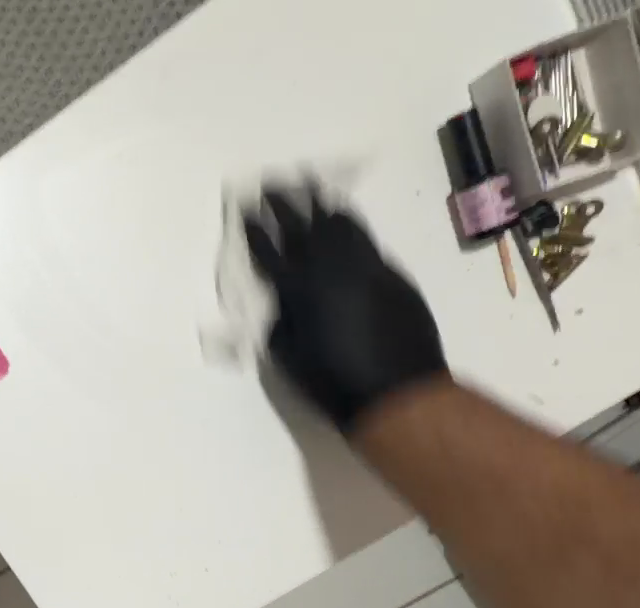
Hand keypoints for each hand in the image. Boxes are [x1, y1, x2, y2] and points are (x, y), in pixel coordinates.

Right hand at [244, 188, 449, 431]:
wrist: (394, 389)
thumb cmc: (329, 379)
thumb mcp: (287, 351)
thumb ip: (281, 317)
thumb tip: (283, 299)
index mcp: (299, 291)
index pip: (270, 251)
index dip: (255, 229)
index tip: (244, 209)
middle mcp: (332, 269)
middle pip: (306, 225)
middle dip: (286, 204)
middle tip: (273, 185)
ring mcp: (366, 266)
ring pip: (342, 224)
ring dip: (322, 205)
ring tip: (310, 189)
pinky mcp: (391, 272)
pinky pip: (365, 239)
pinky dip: (348, 225)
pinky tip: (342, 220)